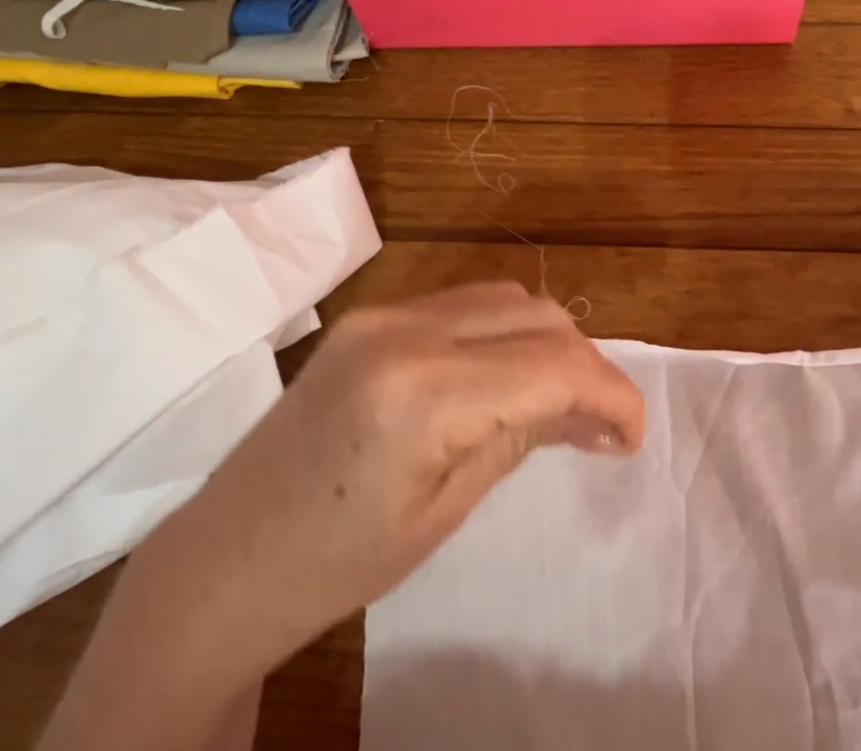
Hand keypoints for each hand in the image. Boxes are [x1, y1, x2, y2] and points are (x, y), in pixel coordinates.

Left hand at [139, 281, 645, 672]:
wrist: (228, 556)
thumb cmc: (338, 561)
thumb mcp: (449, 506)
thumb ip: (527, 435)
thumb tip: (599, 416)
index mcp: (422, 391)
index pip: (554, 364)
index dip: (612, 393)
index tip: (632, 436)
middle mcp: (404, 329)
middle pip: (539, 317)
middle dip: (586, 367)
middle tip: (600, 427)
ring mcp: (381, 314)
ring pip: (507, 300)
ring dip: (549, 345)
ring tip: (560, 404)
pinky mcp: (370, 317)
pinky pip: (465, 306)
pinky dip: (506, 334)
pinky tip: (509, 380)